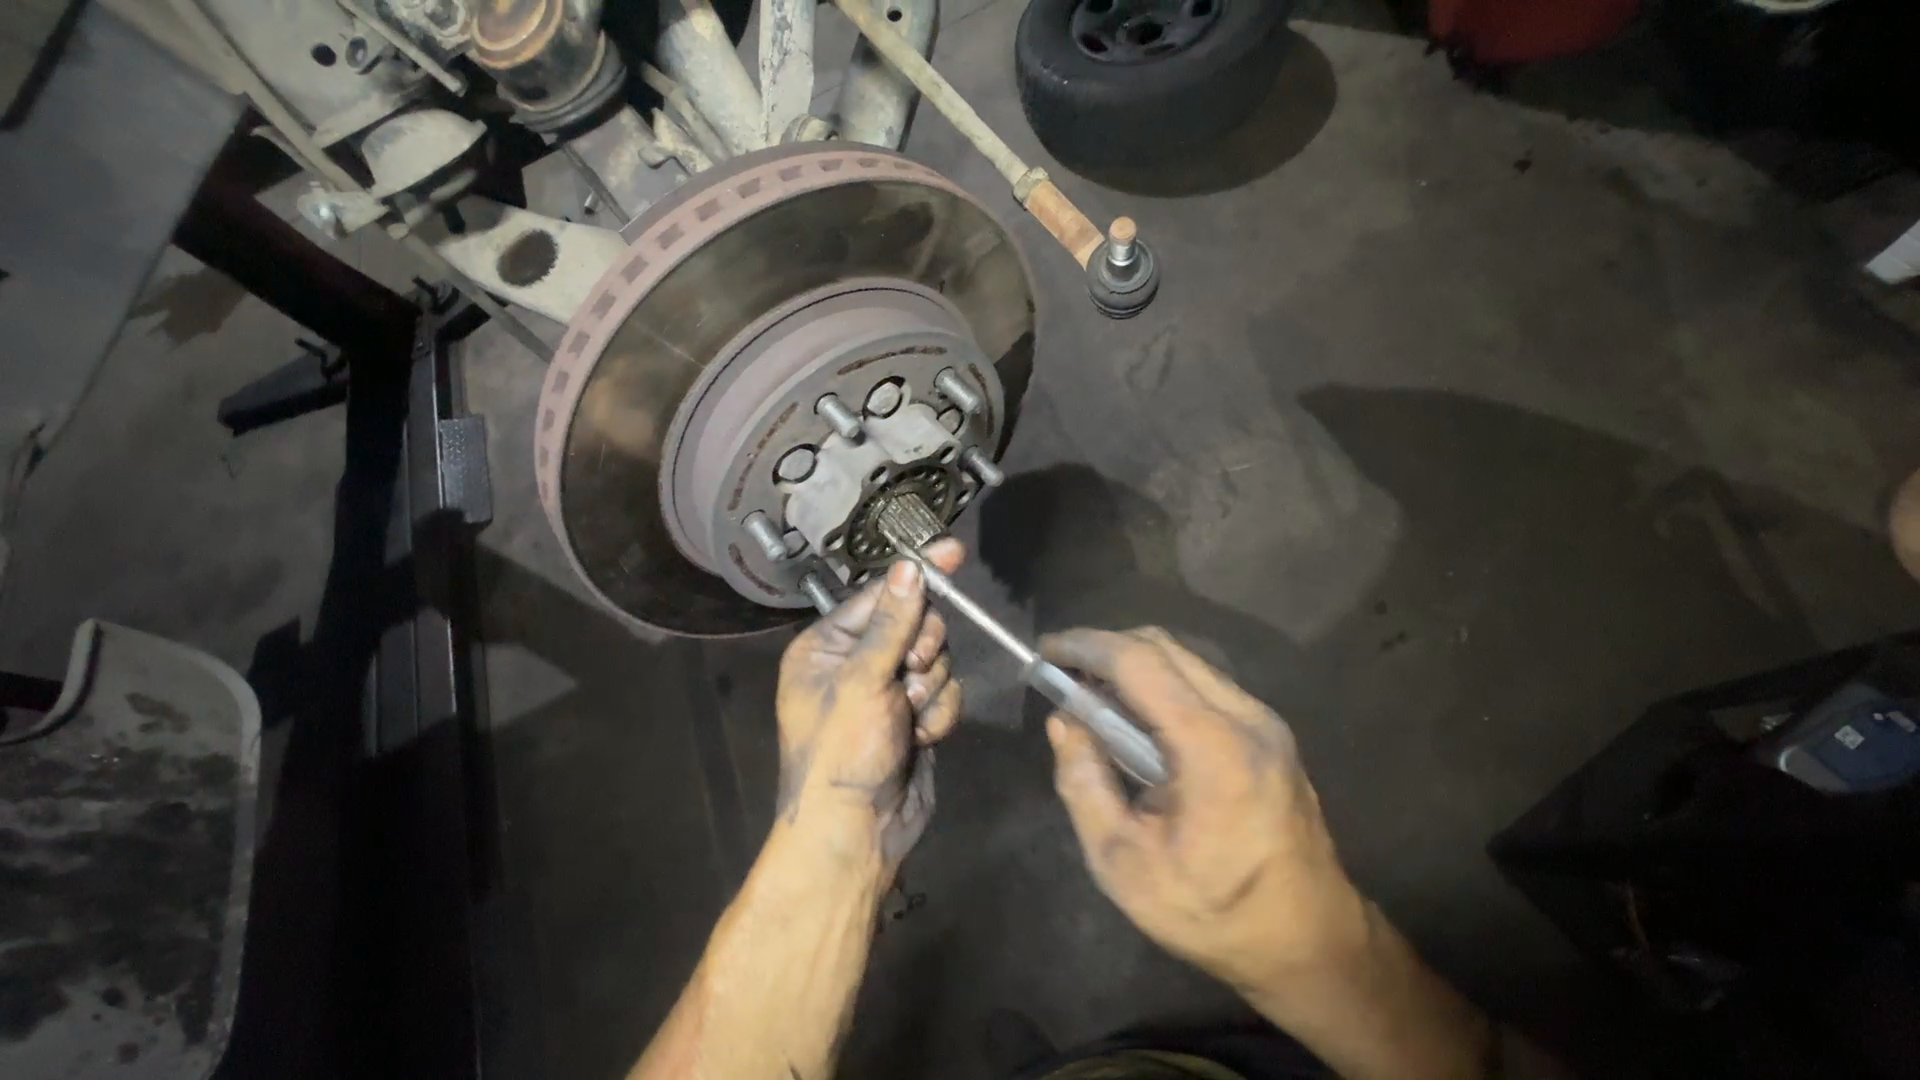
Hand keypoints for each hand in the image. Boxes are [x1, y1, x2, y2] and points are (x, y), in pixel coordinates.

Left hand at [774, 540, 965, 871]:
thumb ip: (892, 622)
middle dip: (923, 651)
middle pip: (916, 624)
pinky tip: (922, 737)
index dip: (918, 576)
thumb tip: (911, 565)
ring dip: (931, 689)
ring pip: (937, 661)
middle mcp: (856, 663)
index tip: (955, 552)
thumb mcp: (862, 680)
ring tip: (909, 717)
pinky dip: (940, 714)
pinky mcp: (915, 719)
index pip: (880, 595)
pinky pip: (945, 694)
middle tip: (912, 674)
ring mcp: (888, 692)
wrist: (857, 833)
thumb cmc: (843, 750)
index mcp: (827, 646)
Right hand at [1041, 627, 1369, 991]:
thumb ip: (1085, 785)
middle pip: (1164, 647)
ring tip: (1091, 694)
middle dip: (1105, 647)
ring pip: (1186, 660)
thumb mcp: (1124, 864)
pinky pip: (1204, 683)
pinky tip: (1134, 717)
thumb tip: (1063, 723)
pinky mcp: (1269, 733)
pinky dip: (1159, 682)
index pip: (1139, 663)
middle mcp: (1245, 718)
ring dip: (1133, 663)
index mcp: (1212, 748)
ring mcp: (1264, 721)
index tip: (1045, 651)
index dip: (1086, 646)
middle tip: (1062, 673)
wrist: (1310, 941)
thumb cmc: (1213, 912)